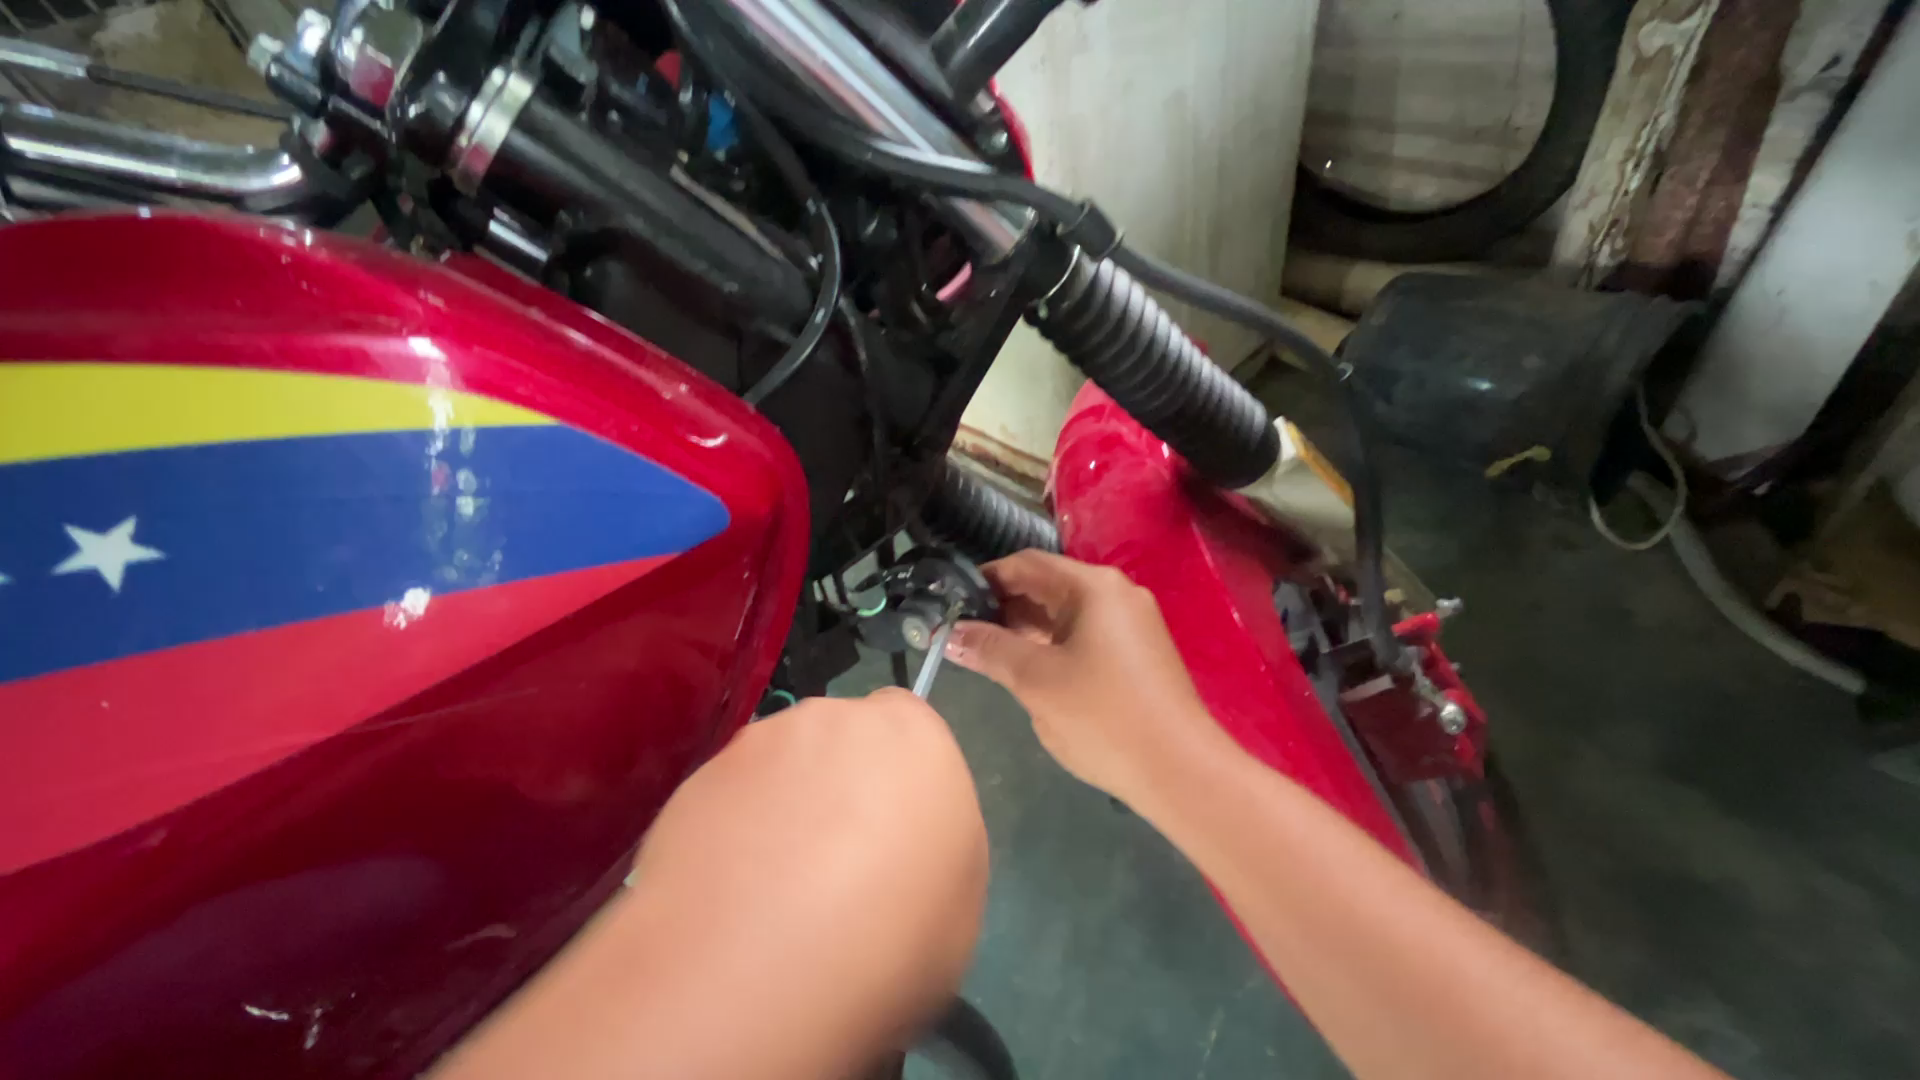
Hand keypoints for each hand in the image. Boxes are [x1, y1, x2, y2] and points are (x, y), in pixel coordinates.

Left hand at [632, 689, 988, 1039]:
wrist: (756, 968)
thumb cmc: (891, 938)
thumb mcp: (958, 903)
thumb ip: (933, 843)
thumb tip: (901, 848)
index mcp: (912, 736)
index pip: (908, 722)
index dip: (897, 774)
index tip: (890, 831)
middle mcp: (834, 720)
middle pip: (839, 739)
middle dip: (837, 784)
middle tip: (834, 866)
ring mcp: (758, 744)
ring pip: (778, 766)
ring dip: (780, 806)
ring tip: (771, 890)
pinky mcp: (696, 780)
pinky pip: (727, 799)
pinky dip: (730, 832)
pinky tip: (728, 898)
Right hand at [943, 551, 1217, 805]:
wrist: (1180, 770)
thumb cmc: (1103, 717)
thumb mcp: (1036, 681)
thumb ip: (990, 650)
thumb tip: (950, 633)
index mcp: (1093, 586)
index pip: (1026, 564)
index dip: (985, 579)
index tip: (949, 601)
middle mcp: (1116, 593)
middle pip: (1047, 584)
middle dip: (1003, 605)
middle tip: (961, 631)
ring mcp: (1131, 623)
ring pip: (1065, 612)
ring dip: (1026, 627)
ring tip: (986, 652)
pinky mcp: (1137, 652)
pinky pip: (1084, 633)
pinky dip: (1052, 643)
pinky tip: (1029, 668)